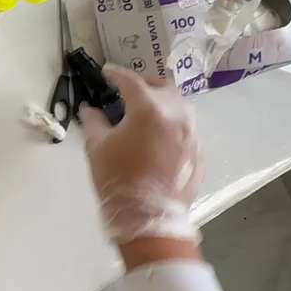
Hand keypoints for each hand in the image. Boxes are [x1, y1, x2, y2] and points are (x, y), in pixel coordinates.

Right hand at [79, 64, 202, 244]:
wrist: (149, 218)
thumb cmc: (118, 178)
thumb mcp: (96, 147)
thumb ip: (94, 121)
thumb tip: (92, 109)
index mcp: (149, 109)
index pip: (131, 81)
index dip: (115, 74)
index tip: (105, 72)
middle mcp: (177, 115)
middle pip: (162, 86)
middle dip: (143, 84)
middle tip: (126, 91)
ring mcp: (192, 133)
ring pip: (179, 105)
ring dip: (161, 102)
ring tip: (143, 112)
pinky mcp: (198, 151)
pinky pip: (185, 127)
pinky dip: (170, 123)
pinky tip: (156, 136)